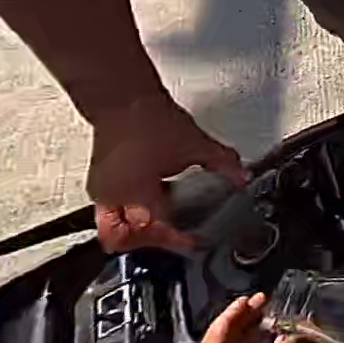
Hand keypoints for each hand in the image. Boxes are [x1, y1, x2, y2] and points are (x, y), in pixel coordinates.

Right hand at [86, 96, 244, 252]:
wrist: (126, 100)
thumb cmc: (151, 119)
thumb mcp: (196, 144)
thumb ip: (224, 163)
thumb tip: (242, 177)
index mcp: (135, 192)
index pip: (155, 230)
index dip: (177, 241)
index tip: (194, 243)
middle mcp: (112, 196)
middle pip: (123, 240)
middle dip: (151, 243)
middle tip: (178, 238)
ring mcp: (102, 190)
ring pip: (113, 229)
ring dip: (140, 231)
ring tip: (169, 223)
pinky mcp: (101, 182)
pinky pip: (112, 212)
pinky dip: (134, 215)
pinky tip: (157, 201)